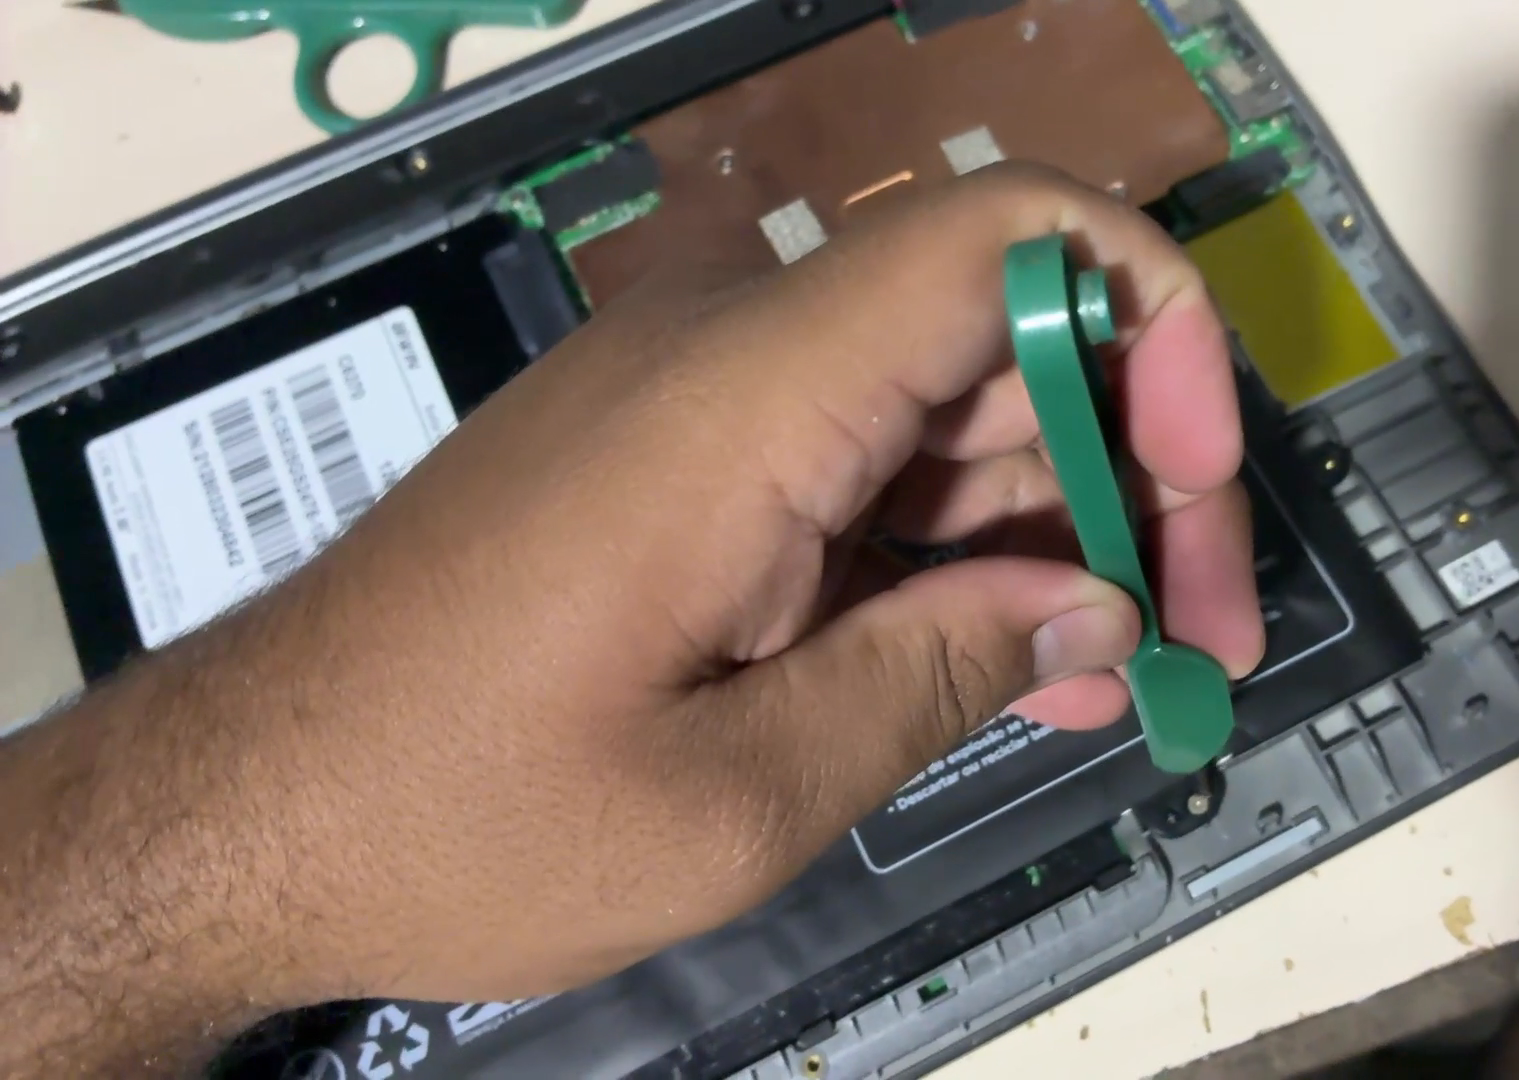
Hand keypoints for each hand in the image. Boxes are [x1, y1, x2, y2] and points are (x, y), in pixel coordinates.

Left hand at [0, 163, 1262, 1072]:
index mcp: (755, 398)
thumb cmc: (469, 817)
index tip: (1206, 467)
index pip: (998, 241)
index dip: (1144, 316)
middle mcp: (756, 366)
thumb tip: (1102, 617)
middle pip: (1013, 352)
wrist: (252, 816)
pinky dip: (979, 570)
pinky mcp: (732, 484)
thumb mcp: (738, 794)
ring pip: (969, 431)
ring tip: (1140, 675)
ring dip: (1068, 541)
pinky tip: (1037, 668)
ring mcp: (745, 423)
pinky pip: (899, 496)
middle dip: (1137, 479)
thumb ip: (937, 680)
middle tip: (1205, 633)